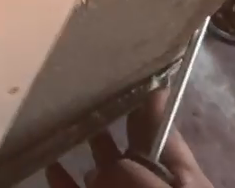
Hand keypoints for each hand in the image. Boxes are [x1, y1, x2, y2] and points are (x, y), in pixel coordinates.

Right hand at [44, 86, 213, 187]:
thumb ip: (131, 176)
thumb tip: (98, 170)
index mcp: (182, 175)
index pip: (160, 124)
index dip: (143, 93)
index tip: (119, 58)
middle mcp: (154, 186)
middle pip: (130, 144)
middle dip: (105, 116)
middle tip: (76, 82)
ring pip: (105, 172)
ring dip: (84, 148)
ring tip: (58, 118)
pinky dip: (67, 183)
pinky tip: (52, 168)